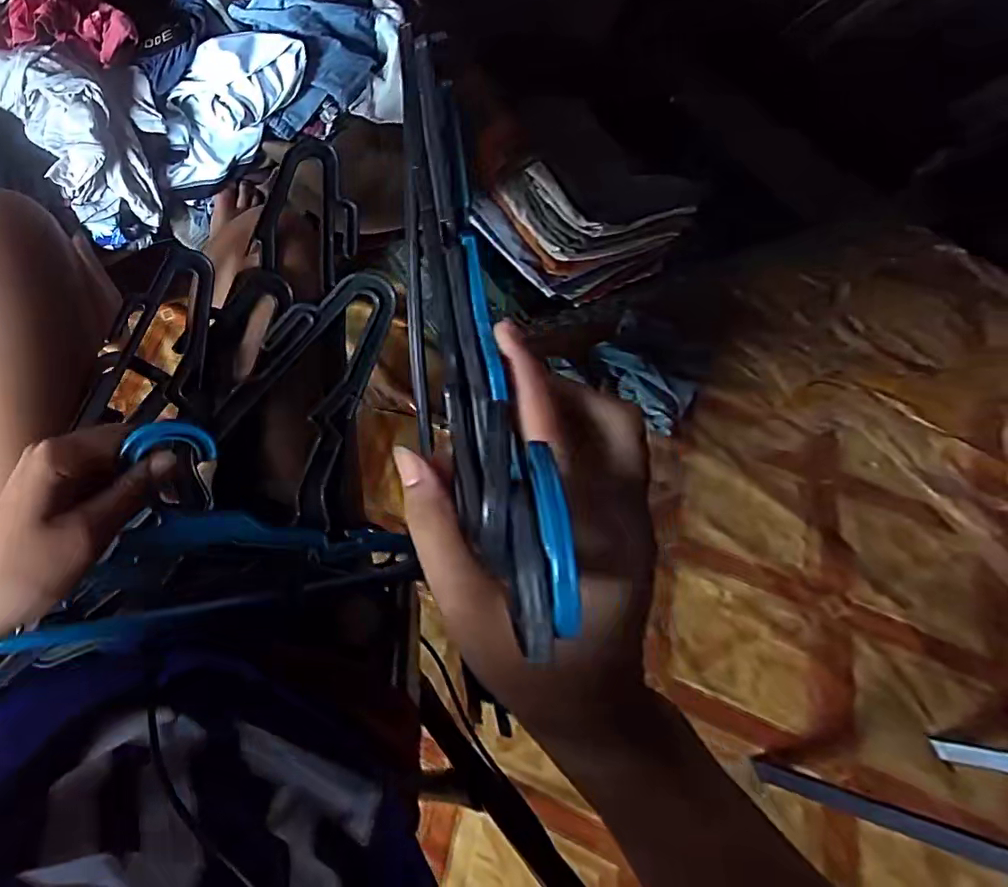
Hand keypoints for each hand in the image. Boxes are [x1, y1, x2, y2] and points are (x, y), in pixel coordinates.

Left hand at [0, 424, 173, 651]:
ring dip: (129, 486)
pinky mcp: (42, 492)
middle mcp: (49, 451)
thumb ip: (129, 494)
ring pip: (101, 467)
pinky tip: (123, 520)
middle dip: (145, 469)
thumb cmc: (28, 572)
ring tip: (156, 514)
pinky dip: (108, 497)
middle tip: (176, 502)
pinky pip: (86, 484)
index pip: (121, 434)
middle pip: (111, 447)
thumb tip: (171, 457)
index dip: (158, 449)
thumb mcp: (86, 535)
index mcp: (56, 453)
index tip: (191, 475)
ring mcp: (43, 471)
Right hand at [395, 321, 656, 739]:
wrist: (592, 707)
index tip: (503, 335)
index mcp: (583, 533)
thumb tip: (411, 453)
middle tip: (495, 378)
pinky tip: (512, 450)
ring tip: (498, 410)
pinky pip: (604, 456)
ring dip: (560, 405)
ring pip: (614, 434)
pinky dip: (562, 432)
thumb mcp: (463, 600)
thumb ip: (436, 525)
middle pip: (609, 421)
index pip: (557, 436)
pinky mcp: (625, 525)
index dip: (529, 379)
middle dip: (554, 384)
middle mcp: (622, 516)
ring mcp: (632, 519)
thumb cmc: (523, 658)